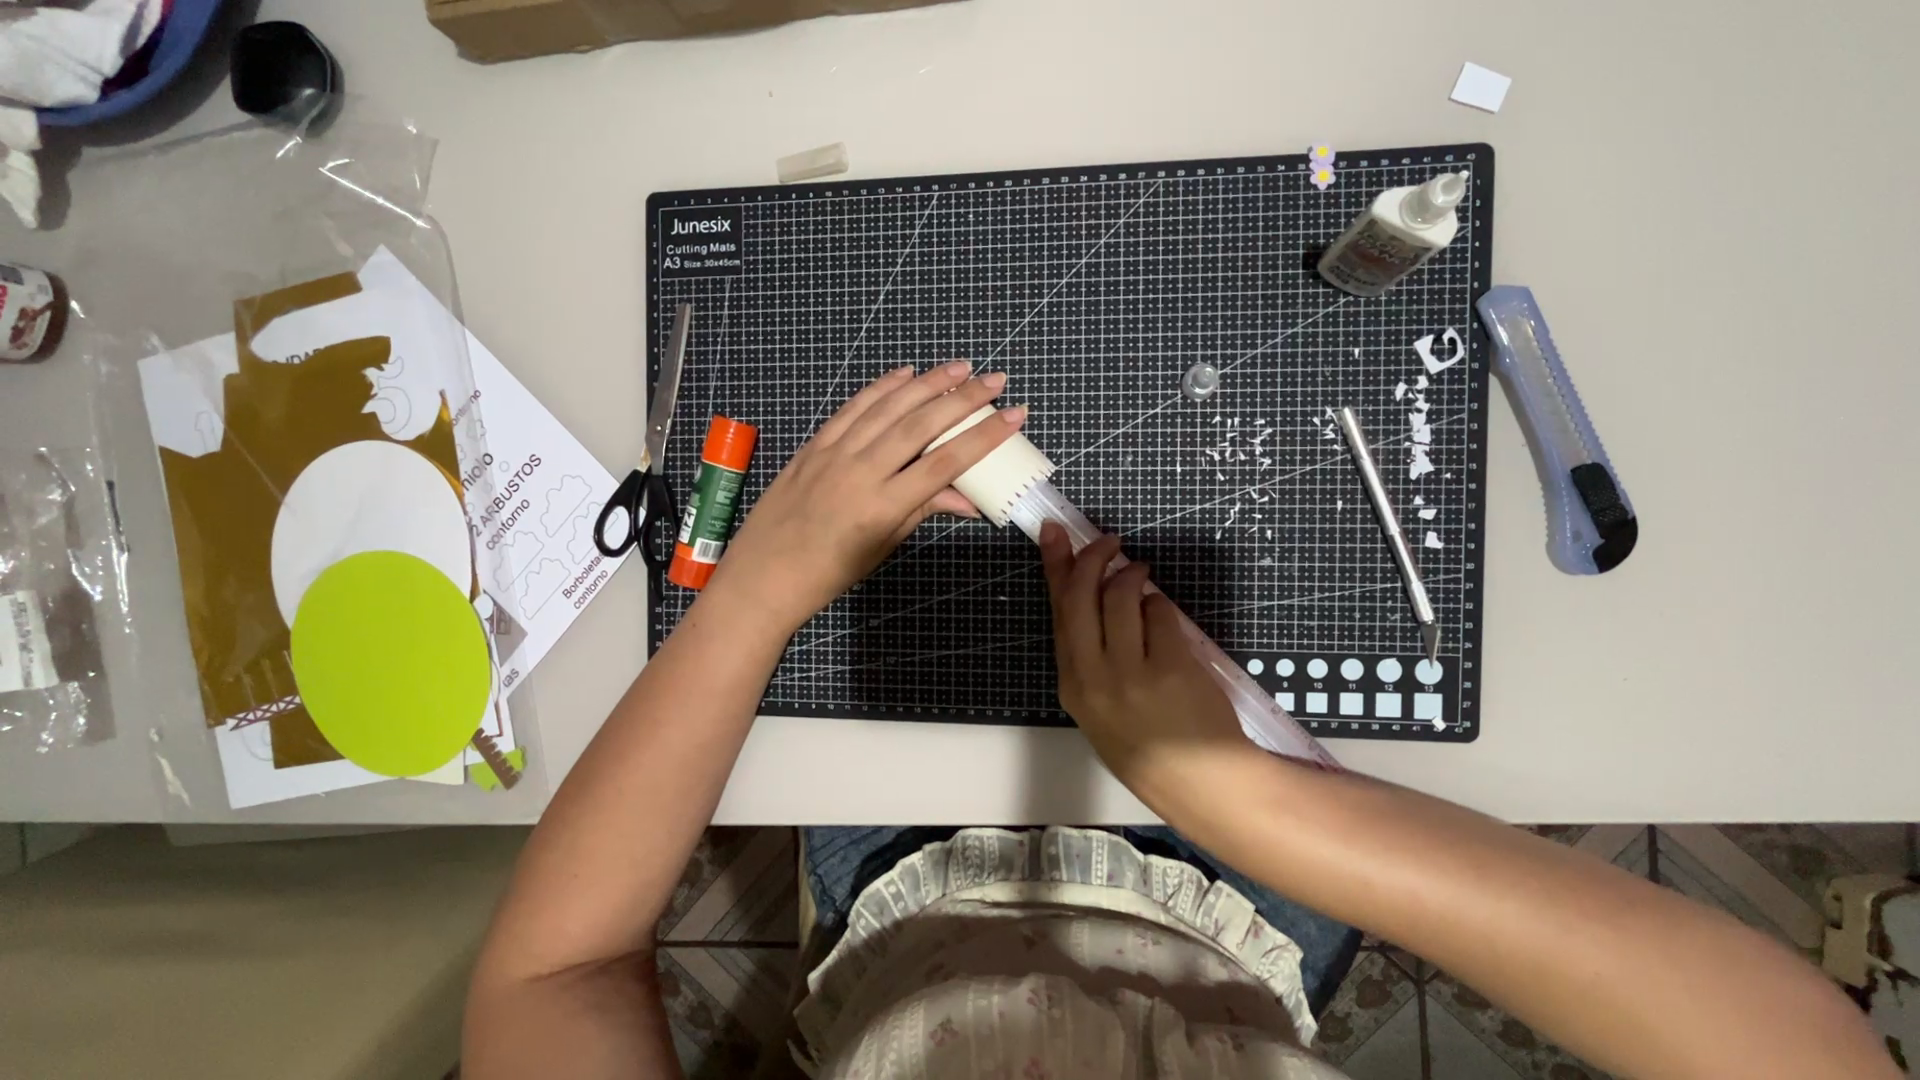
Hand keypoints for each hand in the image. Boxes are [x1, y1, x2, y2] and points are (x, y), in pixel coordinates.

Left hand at [710, 362, 1024, 633]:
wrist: (764, 574)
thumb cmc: (830, 572)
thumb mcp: (883, 546)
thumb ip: (923, 511)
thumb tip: (968, 499)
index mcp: (883, 505)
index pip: (945, 462)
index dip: (984, 437)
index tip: (1015, 415)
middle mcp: (861, 471)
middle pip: (921, 425)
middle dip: (962, 398)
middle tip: (995, 379)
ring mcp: (834, 453)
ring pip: (888, 407)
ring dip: (926, 383)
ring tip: (959, 367)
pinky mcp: (814, 444)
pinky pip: (853, 408)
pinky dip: (881, 388)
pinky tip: (904, 374)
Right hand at [1039, 525, 1251, 801]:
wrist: (1196, 780)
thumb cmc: (1147, 746)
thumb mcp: (1100, 709)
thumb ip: (1092, 658)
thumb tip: (1098, 598)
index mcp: (1072, 684)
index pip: (1058, 612)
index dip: (1056, 567)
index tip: (1055, 534)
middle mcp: (1092, 674)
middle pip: (1082, 596)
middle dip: (1091, 557)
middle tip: (1107, 540)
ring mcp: (1130, 671)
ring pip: (1119, 596)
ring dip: (1131, 574)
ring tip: (1141, 572)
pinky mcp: (1170, 665)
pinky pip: (1159, 613)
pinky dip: (1159, 604)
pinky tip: (1163, 611)